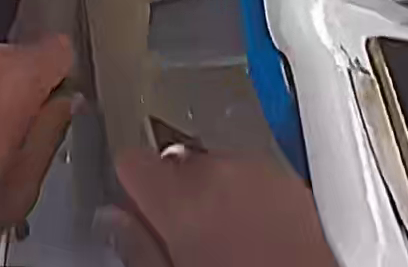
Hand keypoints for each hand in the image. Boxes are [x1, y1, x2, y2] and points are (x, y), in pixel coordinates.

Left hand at [0, 36, 75, 266]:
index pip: (61, 47)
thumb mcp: (25, 182)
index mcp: (14, 75)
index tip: (62, 98)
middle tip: (27, 126)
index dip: (64, 74)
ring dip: (4, 86)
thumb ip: (53, 128)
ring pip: (1, 60)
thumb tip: (66, 102)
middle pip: (29, 52)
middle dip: (33, 82)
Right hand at [95, 148, 338, 266]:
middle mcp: (219, 167)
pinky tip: (257, 239)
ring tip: (224, 244)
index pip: (130, 159)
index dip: (127, 185)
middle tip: (179, 240)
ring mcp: (260, 170)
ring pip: (215, 168)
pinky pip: (252, 178)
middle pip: (174, 161)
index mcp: (181, 193)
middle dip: (173, 193)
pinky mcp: (293, 183)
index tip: (130, 208)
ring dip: (212, 195)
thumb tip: (114, 221)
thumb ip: (138, 247)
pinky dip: (247, 199)